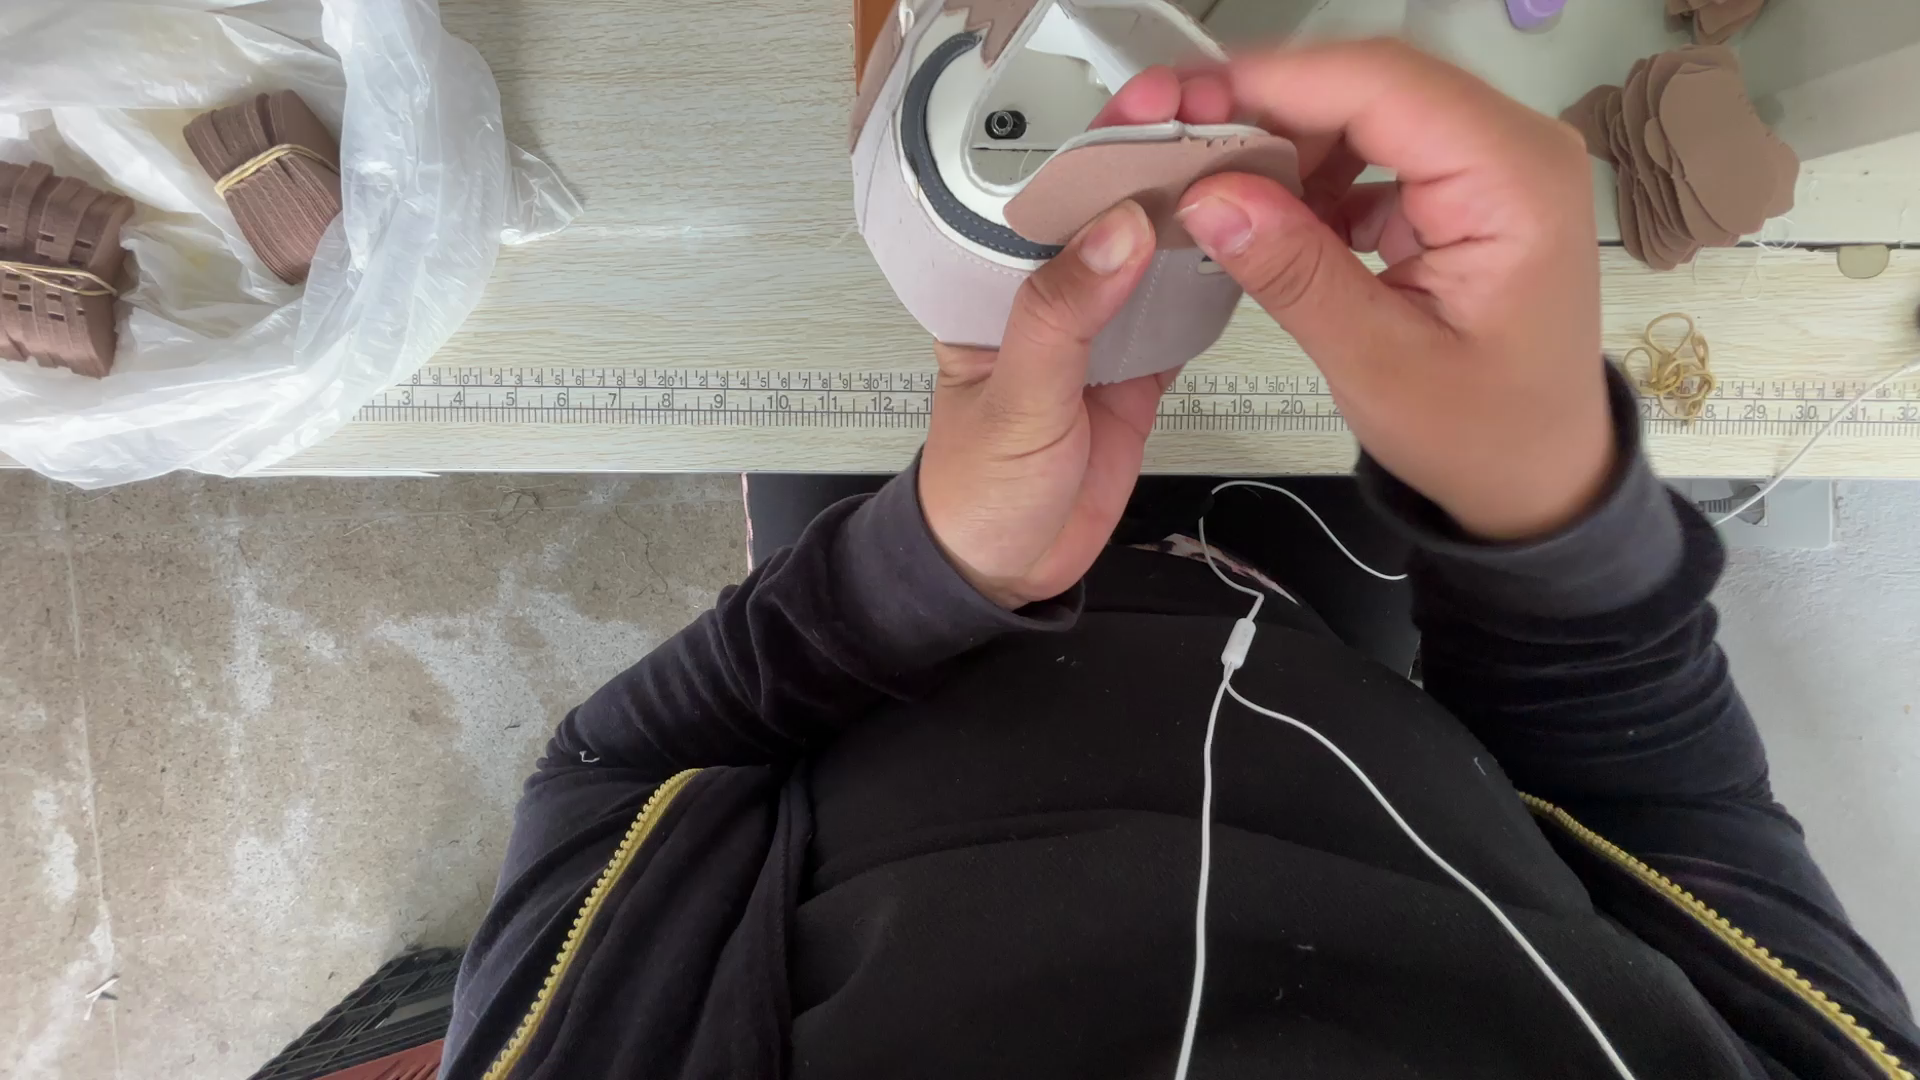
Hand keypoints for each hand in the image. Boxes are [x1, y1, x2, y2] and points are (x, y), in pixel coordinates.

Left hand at [919, 68, 1224, 608]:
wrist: (1005, 568)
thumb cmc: (976, 489)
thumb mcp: (1014, 400)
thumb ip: (1060, 317)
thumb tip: (1120, 228)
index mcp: (991, 298)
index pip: (1039, 207)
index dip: (1087, 155)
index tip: (1144, 116)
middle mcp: (1046, 309)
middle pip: (1102, 225)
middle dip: (1148, 176)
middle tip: (1208, 124)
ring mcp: (1096, 341)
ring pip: (1147, 266)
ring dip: (1185, 225)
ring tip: (1239, 171)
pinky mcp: (1133, 376)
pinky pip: (1176, 321)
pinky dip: (1205, 290)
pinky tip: (1237, 252)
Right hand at [1174, 41, 1613, 540]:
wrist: (1529, 472)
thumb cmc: (1470, 430)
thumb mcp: (1371, 359)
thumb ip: (1291, 272)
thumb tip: (1206, 197)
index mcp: (1510, 177)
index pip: (1382, 85)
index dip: (1276, 82)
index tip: (1184, 100)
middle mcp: (1506, 149)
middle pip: (1371, 89)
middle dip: (1270, 112)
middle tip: (1182, 149)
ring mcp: (1480, 172)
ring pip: (1364, 122)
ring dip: (1284, 150)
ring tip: (1212, 190)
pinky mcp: (1452, 201)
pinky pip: (1368, 166)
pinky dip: (1308, 186)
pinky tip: (1265, 222)